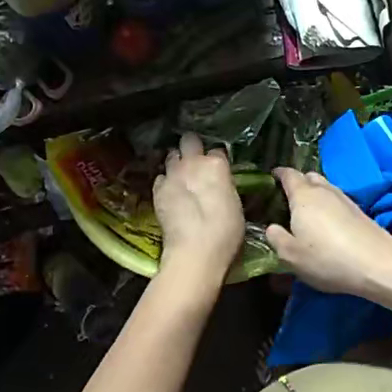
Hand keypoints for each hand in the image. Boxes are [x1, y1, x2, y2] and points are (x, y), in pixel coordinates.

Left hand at [152, 133, 244, 286]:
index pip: (218, 151)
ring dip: (176, 162)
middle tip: (195, 159)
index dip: (217, 160)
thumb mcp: (235, 205)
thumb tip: (219, 182)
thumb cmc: (225, 233)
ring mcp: (172, 174)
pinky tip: (170, 192)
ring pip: (171, 156)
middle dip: (191, 146)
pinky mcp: (157, 189)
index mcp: (216, 165)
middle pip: (189, 140)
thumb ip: (225, 186)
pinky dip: (165, 181)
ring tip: (180, 175)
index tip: (218, 168)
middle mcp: (192, 163)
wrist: (195, 251)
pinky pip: (160, 177)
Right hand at [265, 168, 391, 297]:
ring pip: (324, 188)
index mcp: (303, 196)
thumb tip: (272, 228)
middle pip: (308, 177)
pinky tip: (325, 224)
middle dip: (297, 183)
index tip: (269, 178)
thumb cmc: (327, 258)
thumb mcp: (290, 255)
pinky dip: (327, 206)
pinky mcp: (360, 212)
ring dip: (313, 195)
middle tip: (285, 198)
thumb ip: (275, 238)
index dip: (277, 174)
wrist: (378, 266)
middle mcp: (324, 191)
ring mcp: (345, 200)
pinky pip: (336, 201)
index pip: (288, 175)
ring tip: (305, 212)